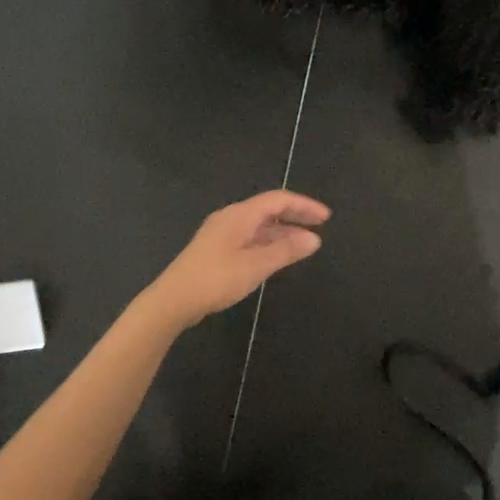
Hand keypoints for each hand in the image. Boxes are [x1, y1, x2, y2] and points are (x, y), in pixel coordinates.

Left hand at [142, 190, 330, 327]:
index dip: (303, 205)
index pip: (277, 200)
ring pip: (258, 224)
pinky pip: (249, 236)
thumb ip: (285, 251)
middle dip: (295, 215)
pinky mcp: (216, 249)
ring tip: (304, 242)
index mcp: (240, 215)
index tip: (325, 217)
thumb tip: (313, 239)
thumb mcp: (255, 266)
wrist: (174, 299)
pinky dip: (268, 241)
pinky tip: (277, 255)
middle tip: (319, 225)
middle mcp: (230, 218)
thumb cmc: (216, 279)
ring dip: (282, 230)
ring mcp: (221, 233)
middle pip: (267, 209)